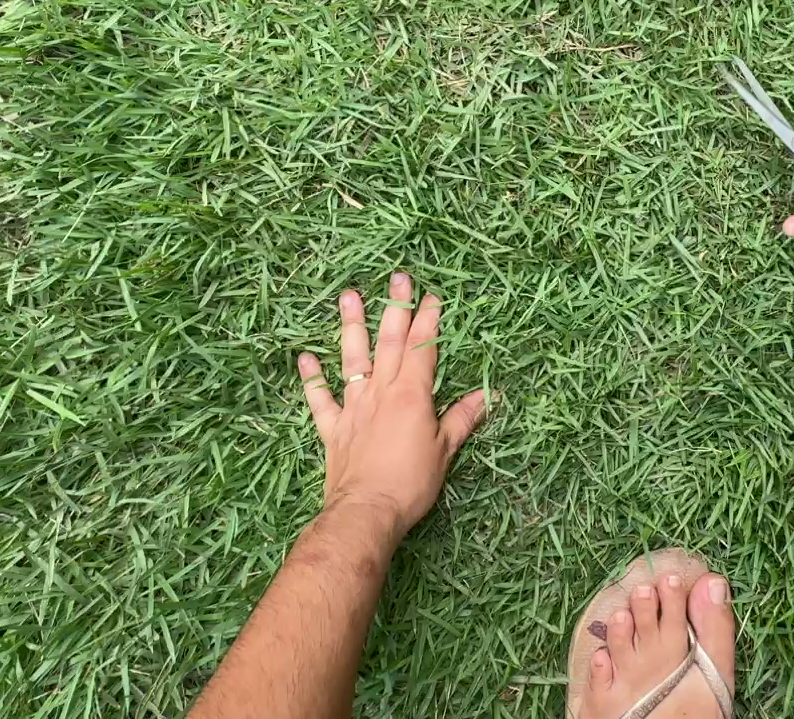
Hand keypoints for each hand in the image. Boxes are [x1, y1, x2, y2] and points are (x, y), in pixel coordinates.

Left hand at [297, 272, 487, 547]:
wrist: (364, 514)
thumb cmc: (411, 482)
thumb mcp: (444, 450)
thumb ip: (462, 418)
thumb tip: (488, 395)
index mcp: (411, 394)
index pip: (421, 348)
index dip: (428, 320)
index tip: (432, 295)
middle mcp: (381, 392)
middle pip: (388, 342)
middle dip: (395, 308)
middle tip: (397, 278)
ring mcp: (354, 408)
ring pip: (352, 359)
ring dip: (351, 326)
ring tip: (348, 297)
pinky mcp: (333, 428)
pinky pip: (320, 400)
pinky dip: (312, 379)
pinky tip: (305, 357)